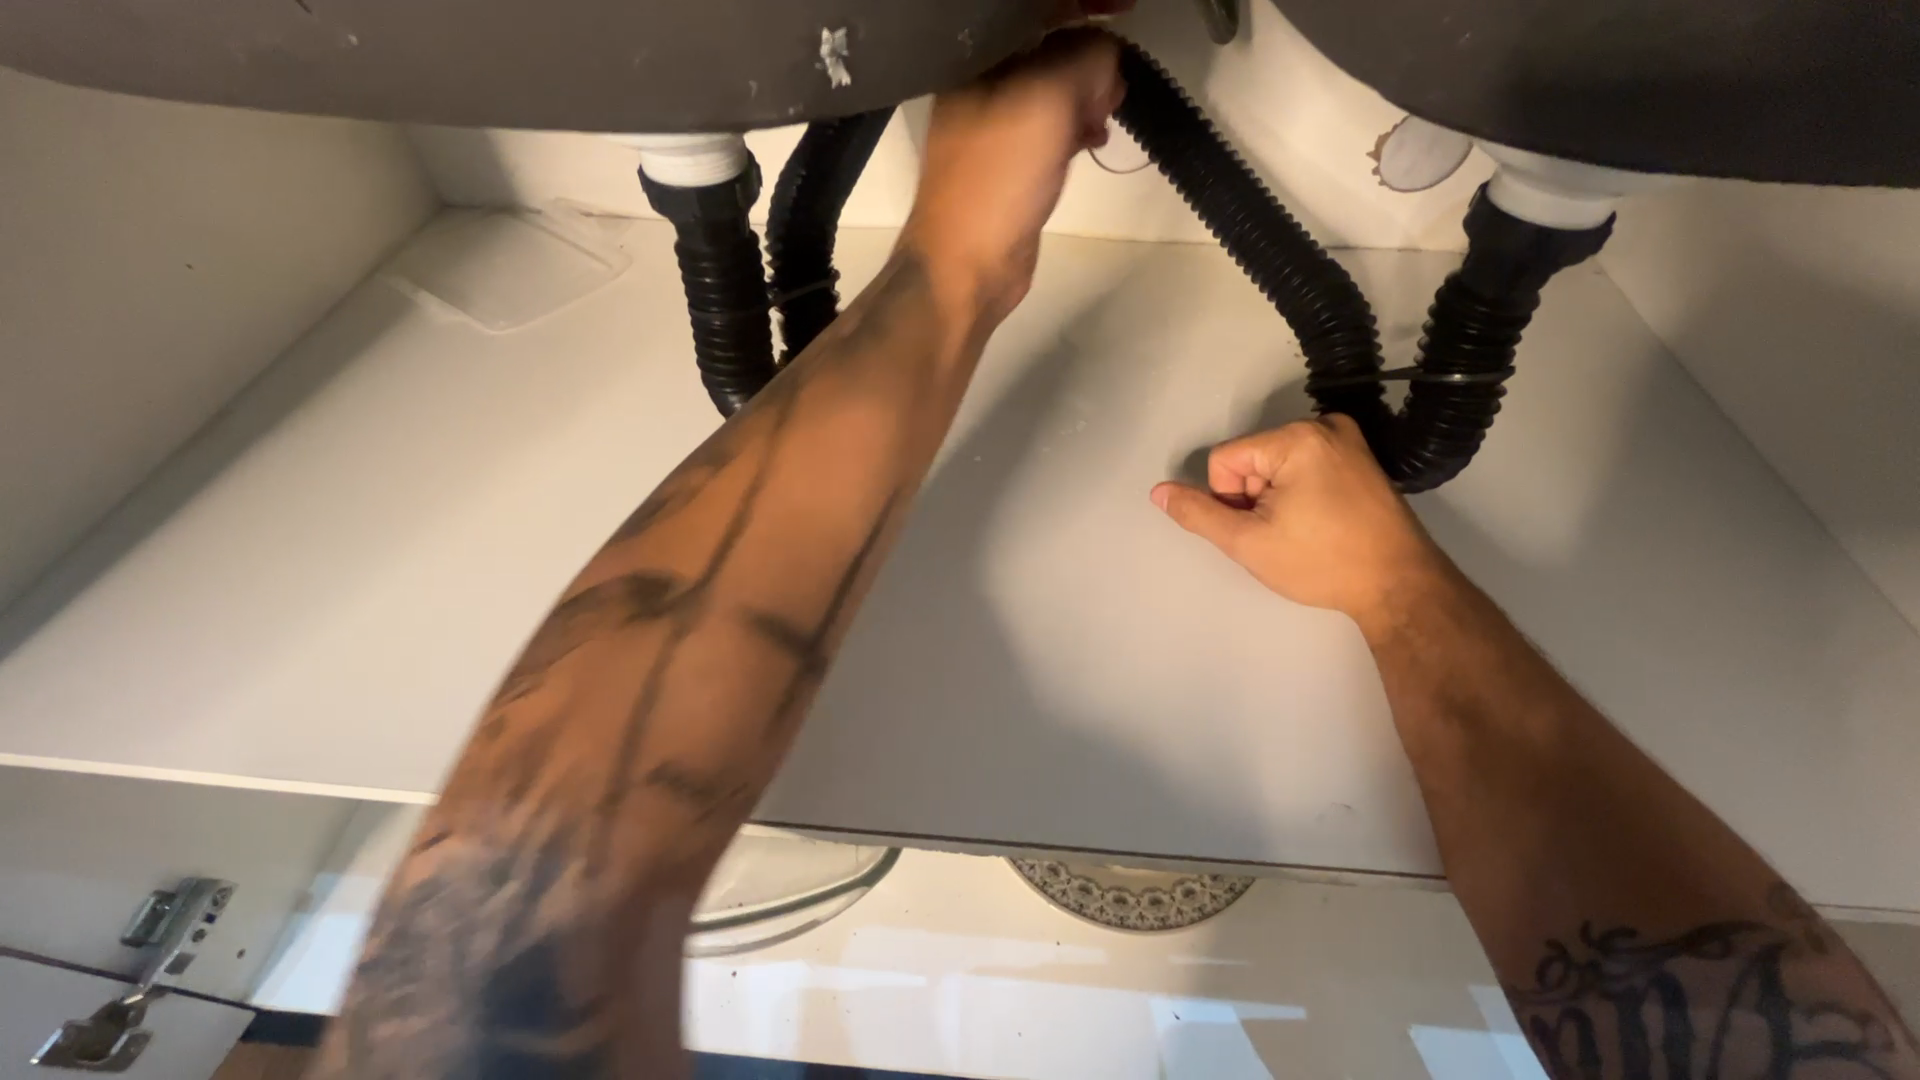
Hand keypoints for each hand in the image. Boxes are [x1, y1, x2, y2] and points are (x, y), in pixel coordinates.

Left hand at [903, 27, 1125, 319]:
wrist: (965, 269)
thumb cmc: (997, 181)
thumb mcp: (1047, 102)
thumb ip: (1085, 60)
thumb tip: (1108, 56)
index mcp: (976, 62)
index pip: (1035, 15)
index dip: (1082, 10)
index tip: (1122, 15)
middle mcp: (980, 88)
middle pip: (1046, 47)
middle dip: (1089, 55)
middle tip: (1114, 83)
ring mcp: (993, 131)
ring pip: (1052, 91)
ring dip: (1087, 94)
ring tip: (1110, 111)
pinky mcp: (1010, 168)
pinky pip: (1050, 130)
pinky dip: (1076, 128)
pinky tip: (1095, 139)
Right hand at [1150, 416, 1456, 636]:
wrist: (1398, 585)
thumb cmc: (1321, 562)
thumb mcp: (1247, 542)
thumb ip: (1197, 514)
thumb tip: (1158, 492)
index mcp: (1296, 438)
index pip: (1224, 462)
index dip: (1231, 500)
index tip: (1263, 528)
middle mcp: (1323, 426)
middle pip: (1250, 461)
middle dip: (1254, 498)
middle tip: (1286, 533)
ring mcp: (1346, 440)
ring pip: (1273, 467)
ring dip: (1275, 499)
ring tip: (1305, 531)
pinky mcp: (1358, 458)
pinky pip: (1302, 468)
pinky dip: (1298, 494)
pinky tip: (1320, 521)